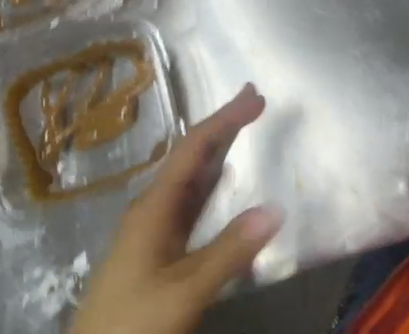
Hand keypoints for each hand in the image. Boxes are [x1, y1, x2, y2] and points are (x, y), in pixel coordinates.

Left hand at [74, 85, 282, 333]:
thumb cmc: (132, 322)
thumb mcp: (185, 291)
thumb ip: (229, 251)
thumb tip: (276, 208)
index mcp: (153, 207)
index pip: (193, 149)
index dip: (225, 119)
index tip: (256, 97)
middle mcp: (150, 210)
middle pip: (190, 157)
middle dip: (222, 127)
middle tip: (254, 102)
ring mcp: (150, 232)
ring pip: (188, 180)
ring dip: (216, 153)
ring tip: (242, 131)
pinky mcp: (153, 254)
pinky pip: (187, 204)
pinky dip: (209, 185)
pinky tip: (219, 188)